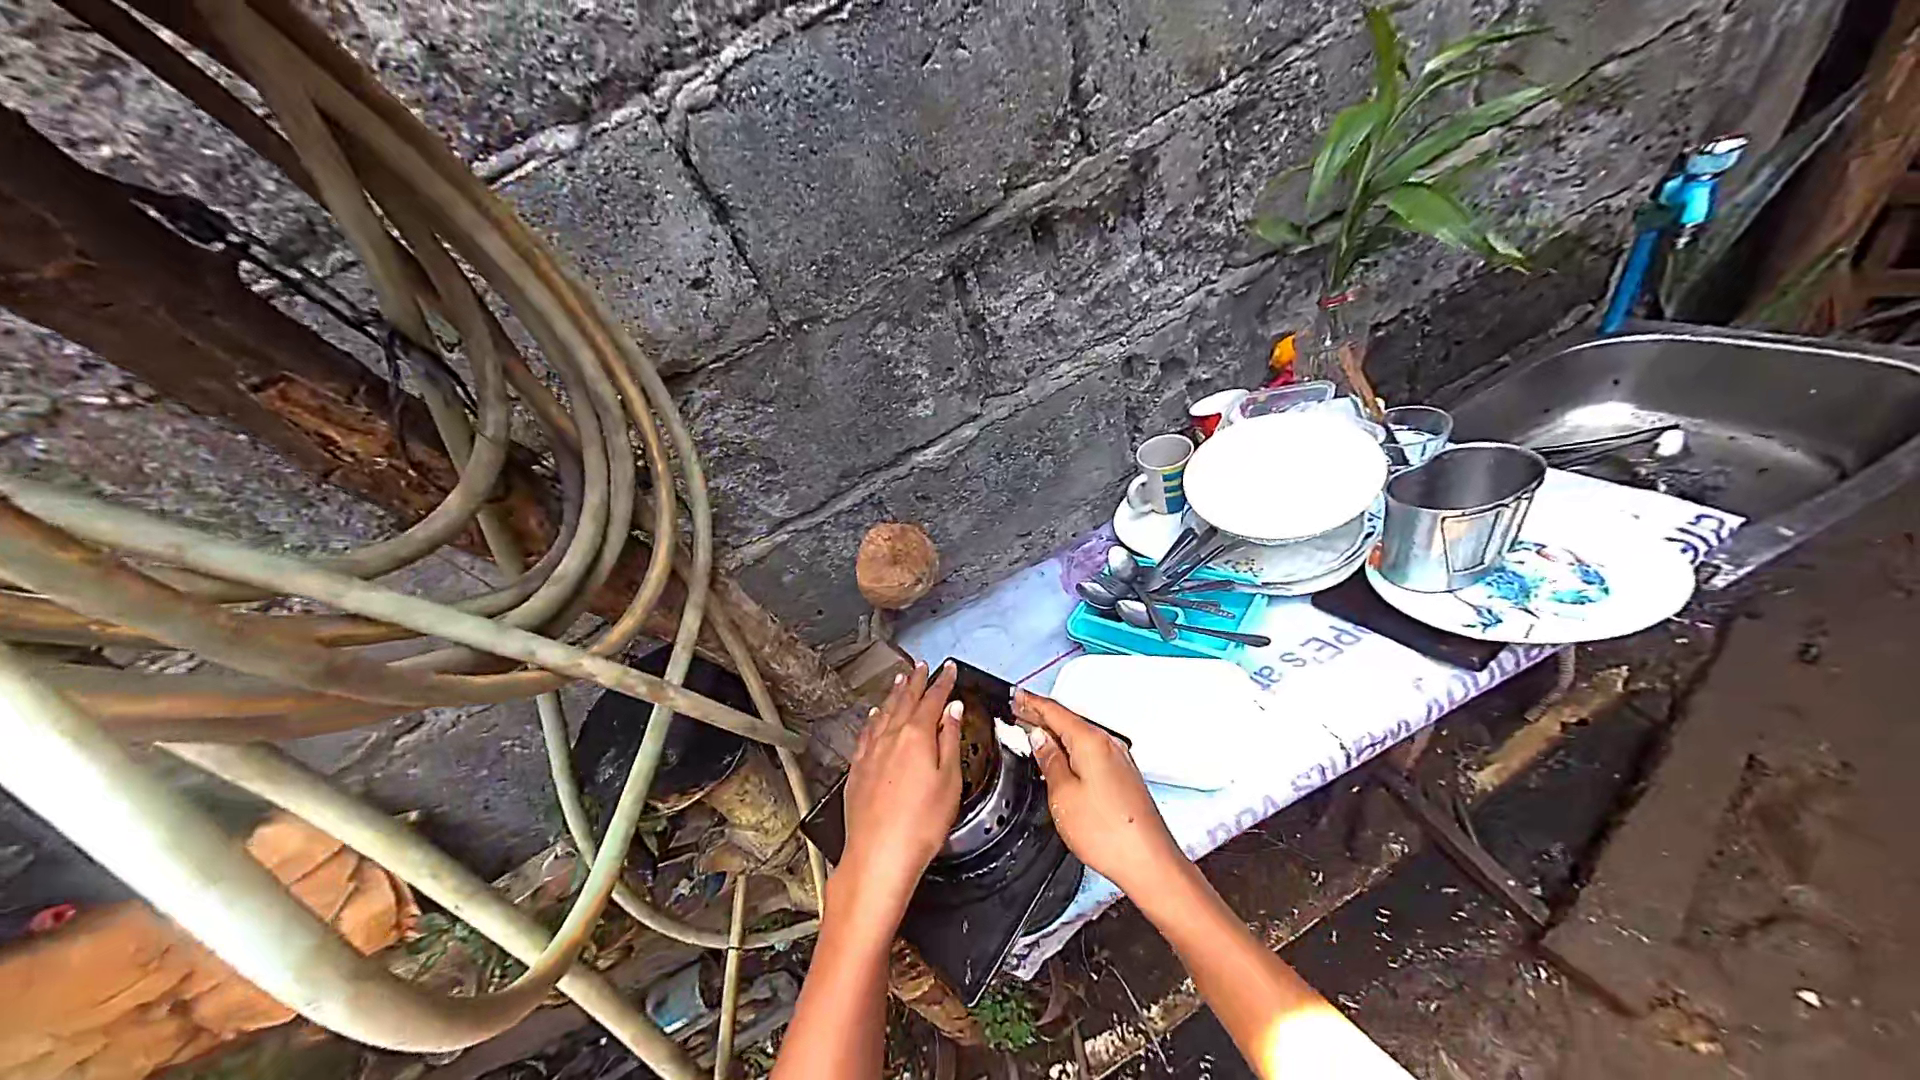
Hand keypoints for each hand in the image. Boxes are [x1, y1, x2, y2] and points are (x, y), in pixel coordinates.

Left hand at [838, 662, 961, 912]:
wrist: (878, 855)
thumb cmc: (918, 825)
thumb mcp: (949, 781)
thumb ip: (950, 740)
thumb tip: (952, 712)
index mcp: (916, 737)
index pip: (932, 700)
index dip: (943, 683)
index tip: (948, 670)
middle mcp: (890, 738)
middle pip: (906, 700)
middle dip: (917, 681)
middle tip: (923, 667)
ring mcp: (871, 752)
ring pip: (884, 712)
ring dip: (894, 694)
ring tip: (900, 680)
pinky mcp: (858, 769)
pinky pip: (866, 732)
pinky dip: (873, 718)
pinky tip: (874, 716)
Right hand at [1013, 689, 1188, 898]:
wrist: (1149, 862)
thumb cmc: (1109, 833)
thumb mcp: (1062, 795)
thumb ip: (1049, 761)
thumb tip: (1039, 739)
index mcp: (1091, 742)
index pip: (1054, 711)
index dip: (1031, 702)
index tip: (1016, 696)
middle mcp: (1109, 744)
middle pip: (1069, 720)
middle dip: (1042, 715)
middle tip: (1019, 709)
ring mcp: (1118, 760)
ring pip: (1080, 735)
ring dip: (1056, 731)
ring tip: (1034, 731)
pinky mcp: (1123, 775)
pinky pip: (1091, 750)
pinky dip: (1071, 747)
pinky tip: (1061, 756)